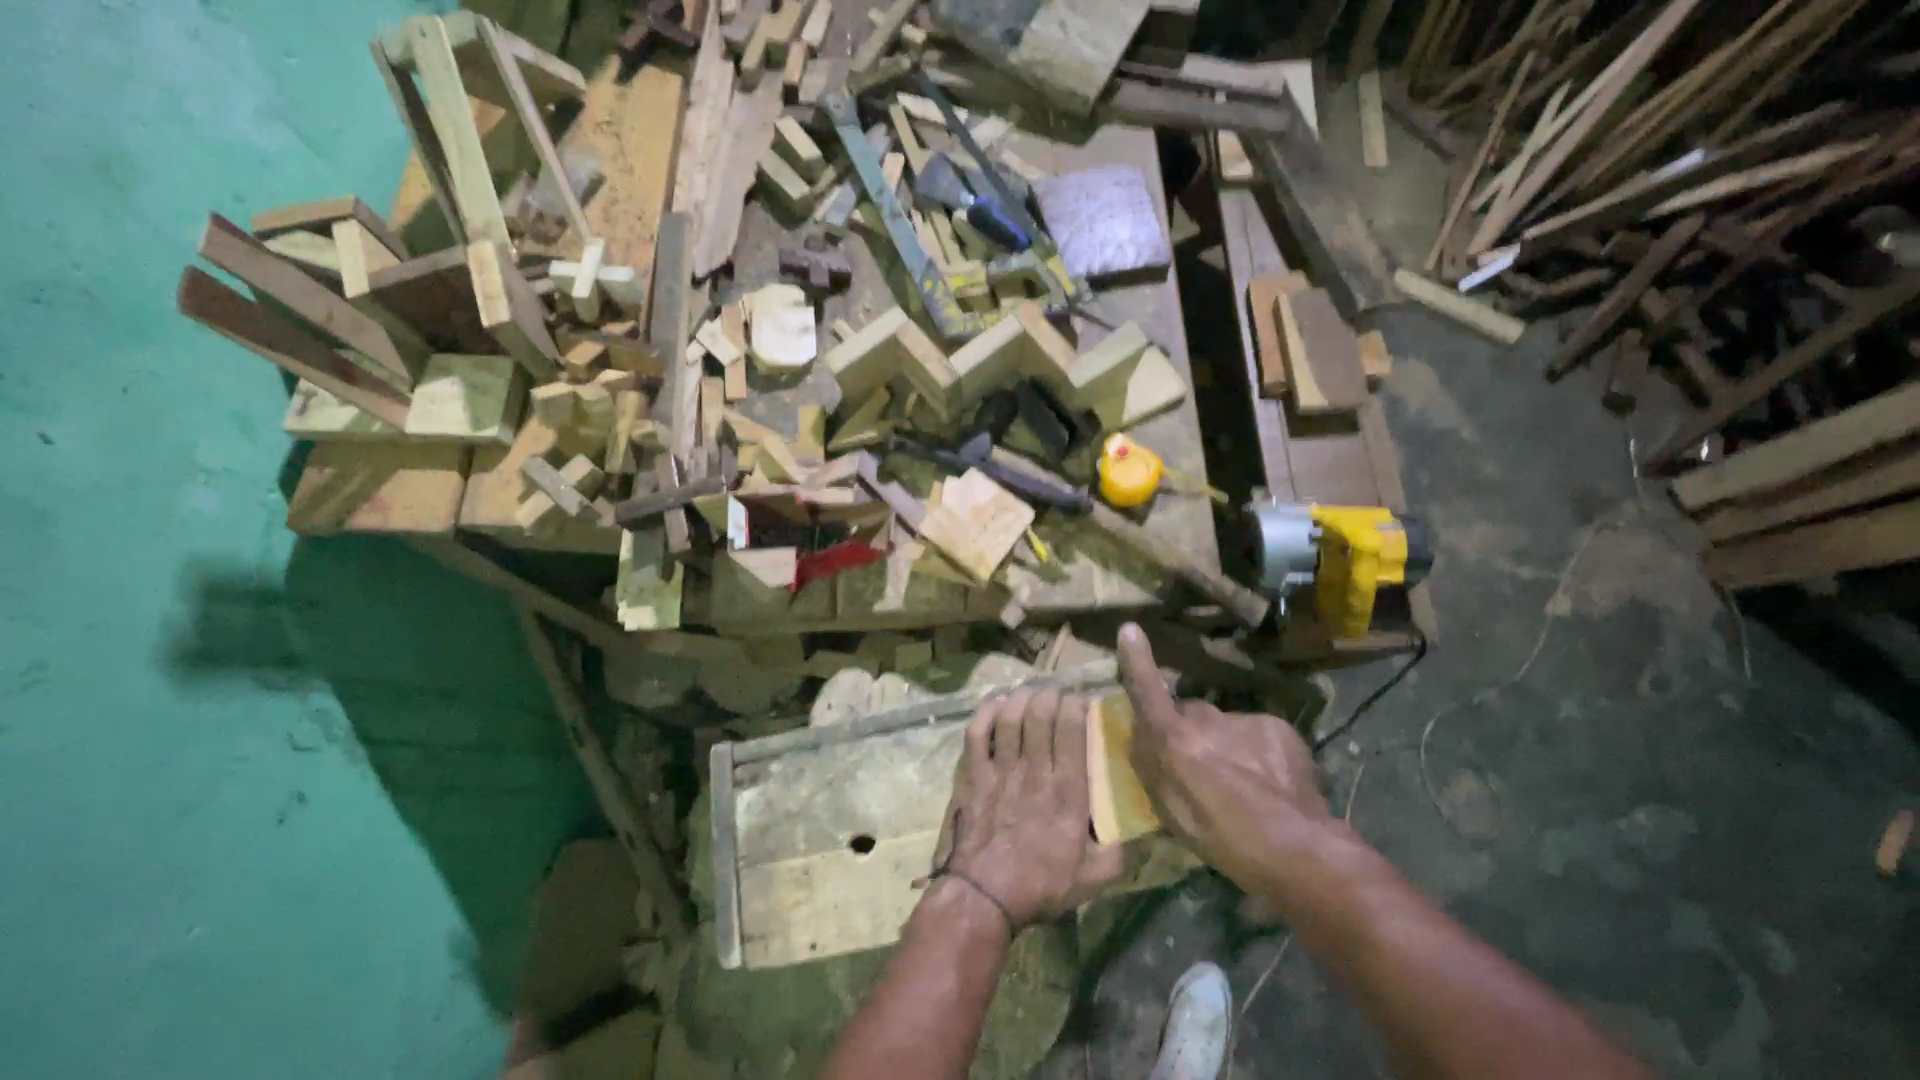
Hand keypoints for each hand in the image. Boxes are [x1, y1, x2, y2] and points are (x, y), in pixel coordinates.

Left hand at [928, 689, 1124, 930]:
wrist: (984, 897)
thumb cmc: (1041, 886)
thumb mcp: (1094, 876)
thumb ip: (1119, 850)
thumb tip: (1140, 831)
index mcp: (1068, 791)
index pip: (1072, 728)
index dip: (1077, 705)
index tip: (1082, 701)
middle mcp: (1035, 772)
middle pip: (1040, 713)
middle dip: (1050, 694)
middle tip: (1056, 693)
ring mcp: (1000, 771)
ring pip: (1009, 717)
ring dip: (1021, 697)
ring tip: (1030, 693)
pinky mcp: (973, 777)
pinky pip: (976, 733)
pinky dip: (986, 711)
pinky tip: (996, 704)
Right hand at [1117, 623, 1331, 890]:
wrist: (1295, 847)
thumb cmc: (1222, 838)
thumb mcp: (1169, 812)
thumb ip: (1152, 767)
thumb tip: (1142, 735)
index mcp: (1173, 739)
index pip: (1146, 690)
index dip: (1136, 661)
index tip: (1130, 629)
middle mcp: (1206, 719)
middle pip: (1190, 716)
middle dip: (1192, 735)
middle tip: (1202, 773)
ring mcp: (1244, 719)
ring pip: (1226, 727)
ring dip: (1227, 747)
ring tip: (1243, 787)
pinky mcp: (1278, 727)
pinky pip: (1257, 734)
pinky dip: (1258, 752)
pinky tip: (1269, 784)